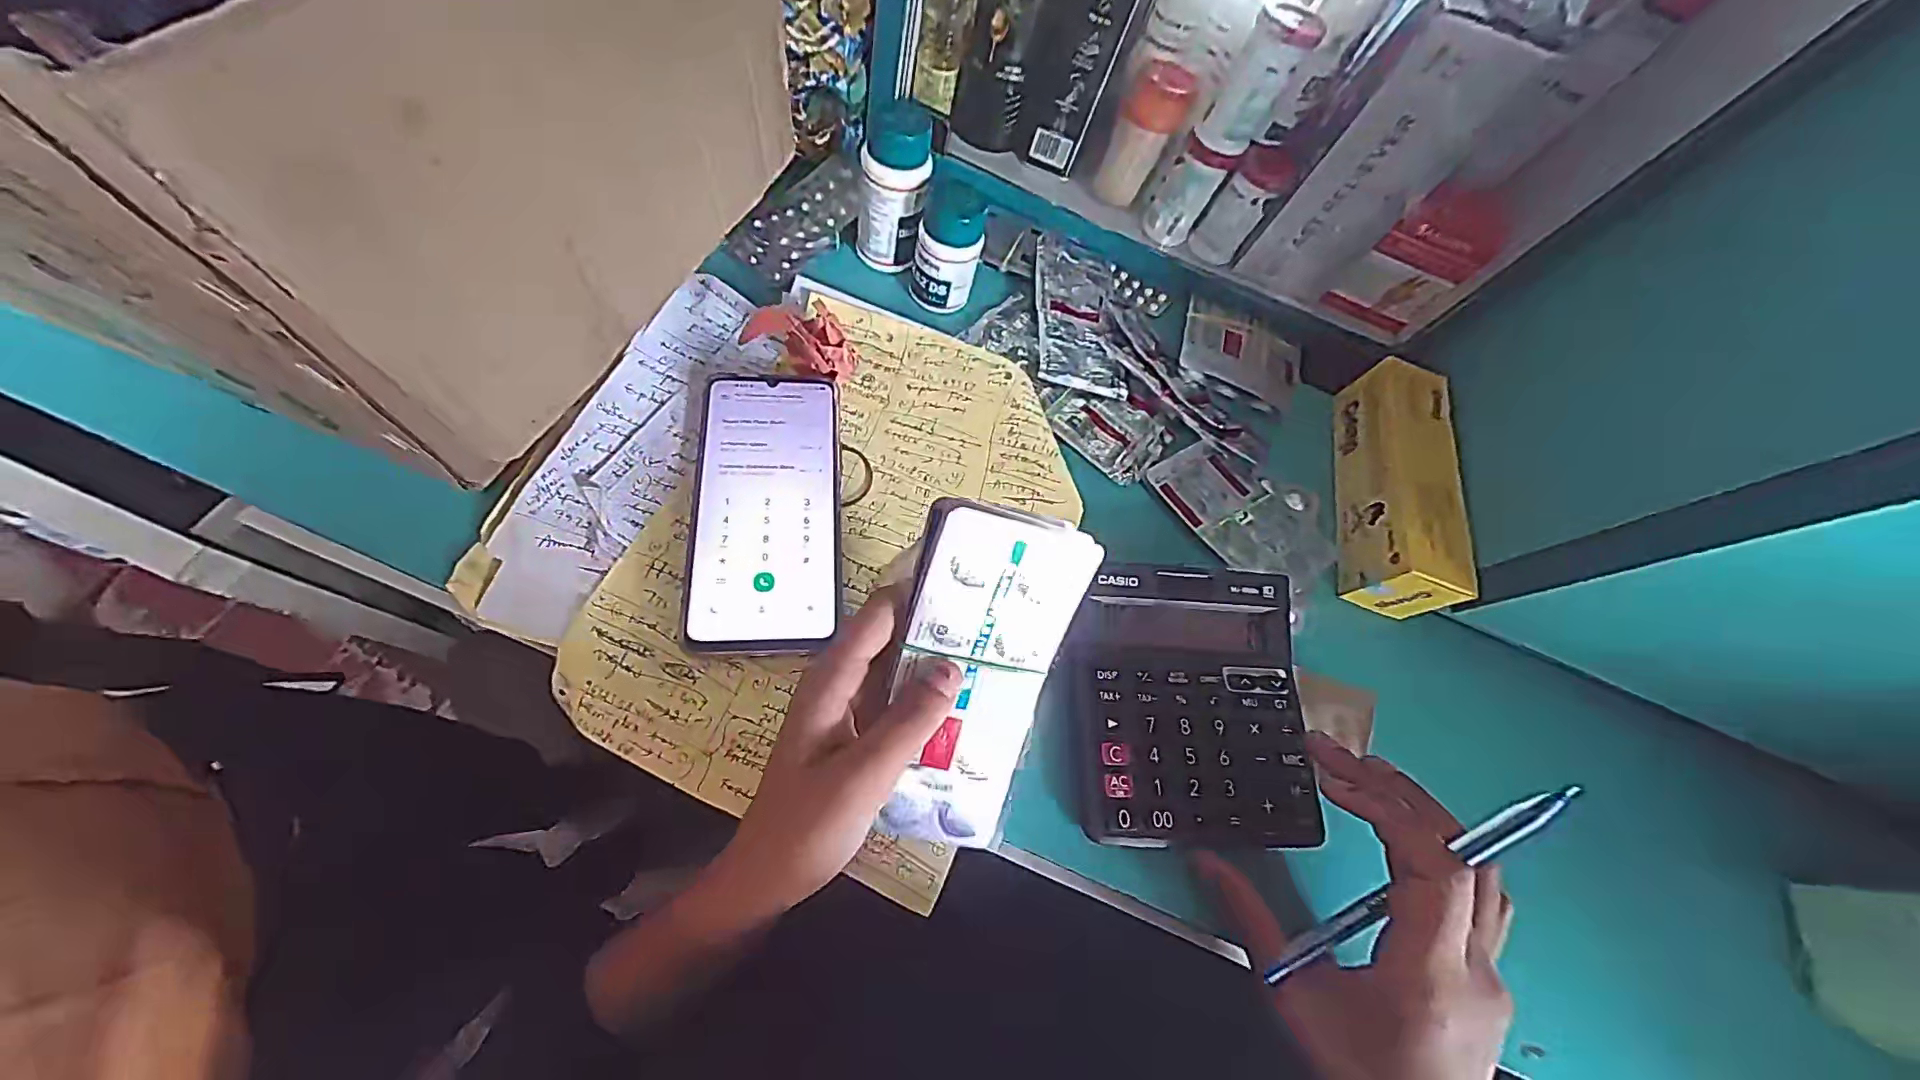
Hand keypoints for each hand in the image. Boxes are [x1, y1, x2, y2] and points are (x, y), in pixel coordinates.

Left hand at [707, 585, 961, 916]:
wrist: (768, 878)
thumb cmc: (807, 827)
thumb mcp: (864, 774)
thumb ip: (909, 721)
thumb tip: (952, 667)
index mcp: (831, 682)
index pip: (876, 617)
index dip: (915, 596)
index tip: (964, 590)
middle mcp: (839, 686)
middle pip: (889, 639)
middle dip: (934, 631)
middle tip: (989, 630)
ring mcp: (848, 711)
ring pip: (895, 672)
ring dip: (932, 666)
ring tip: (986, 660)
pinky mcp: (857, 735)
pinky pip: (895, 704)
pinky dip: (923, 701)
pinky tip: (958, 710)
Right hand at [1192, 732, 1513, 1079]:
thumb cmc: (1355, 1071)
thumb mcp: (1294, 996)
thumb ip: (1252, 921)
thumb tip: (1207, 862)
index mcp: (1432, 969)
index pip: (1435, 867)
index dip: (1388, 809)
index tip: (1335, 780)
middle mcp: (1478, 965)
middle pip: (1463, 853)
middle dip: (1399, 792)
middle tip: (1342, 757)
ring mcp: (1492, 970)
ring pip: (1483, 869)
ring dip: (1427, 812)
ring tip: (1375, 777)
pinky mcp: (1488, 974)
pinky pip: (1479, 891)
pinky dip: (1441, 844)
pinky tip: (1407, 834)